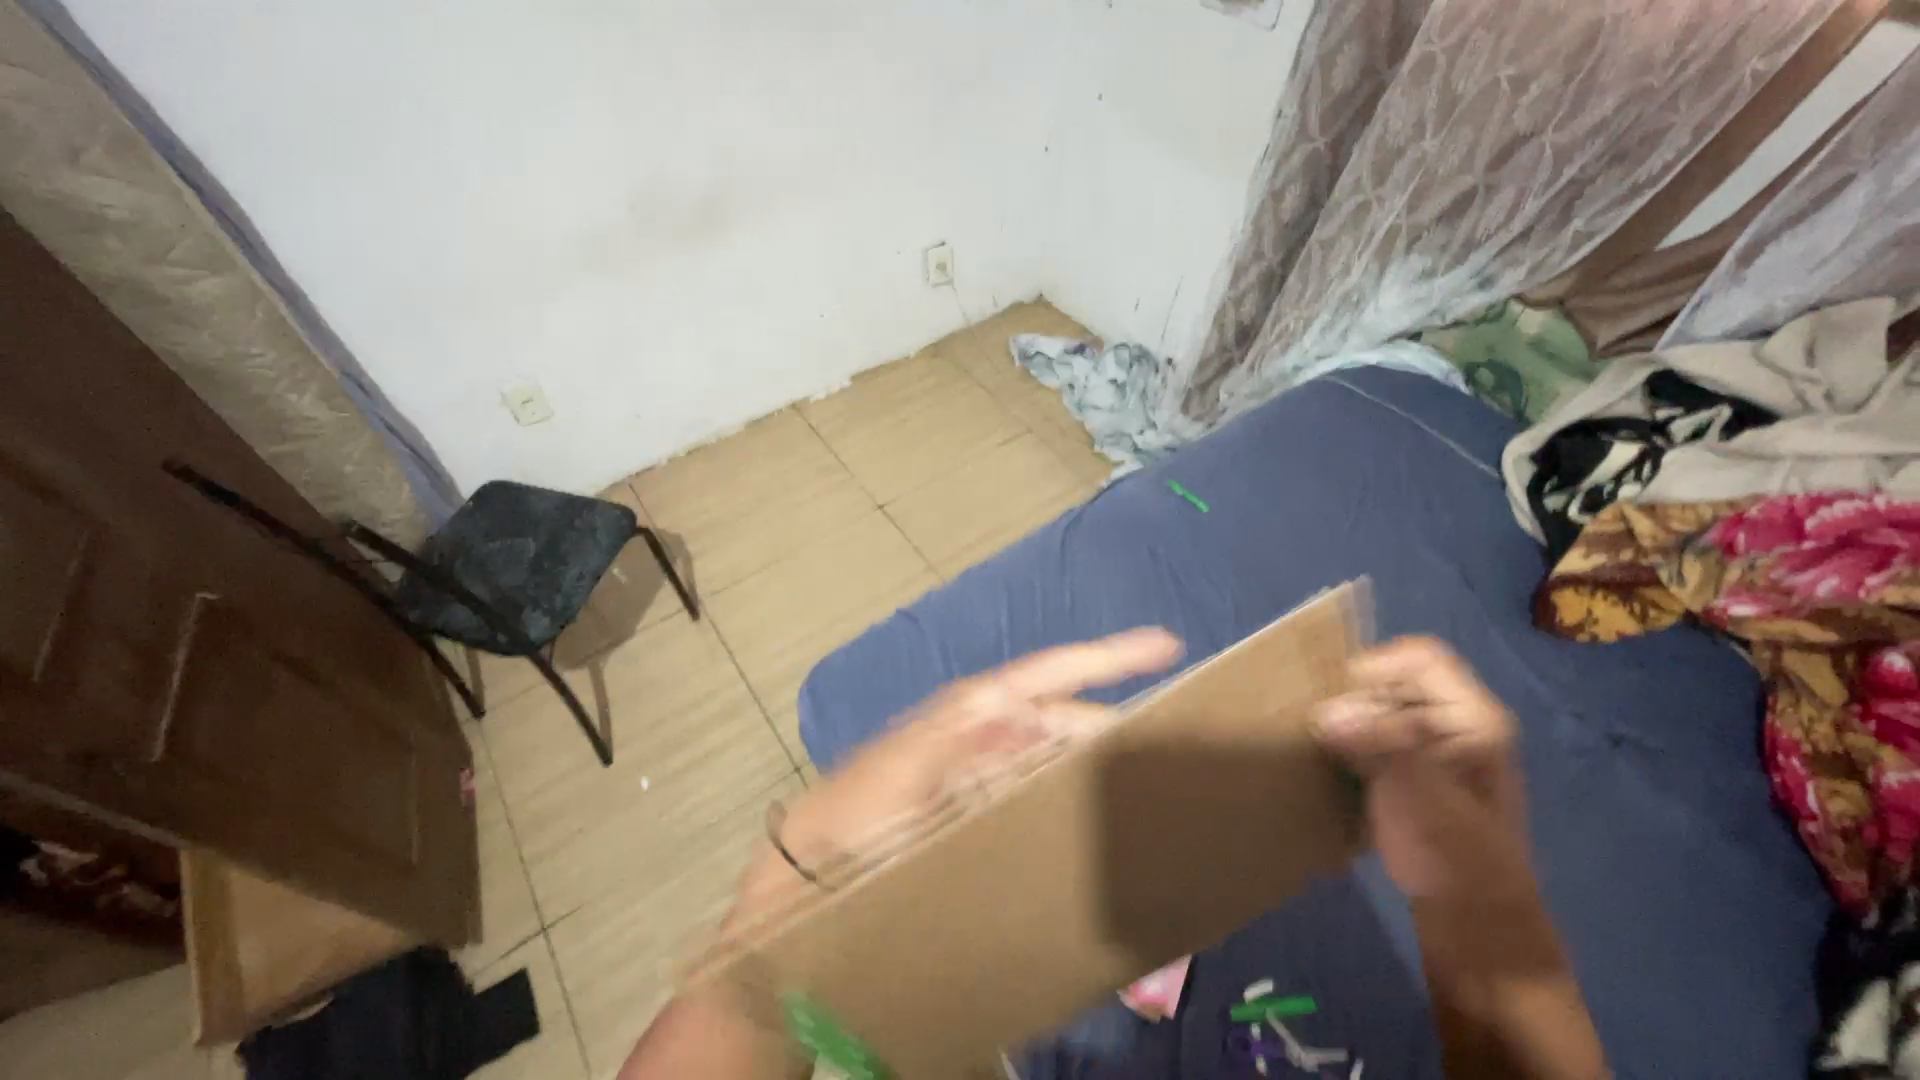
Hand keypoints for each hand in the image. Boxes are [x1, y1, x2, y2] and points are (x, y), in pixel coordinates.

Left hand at [746, 628, 1182, 902]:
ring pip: (1058, 753)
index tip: (1165, 645)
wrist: (821, 859)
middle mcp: (989, 728)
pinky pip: (1042, 788)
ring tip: (1151, 780)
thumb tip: (1031, 716)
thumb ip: (967, 742)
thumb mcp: (910, 771)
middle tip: (1175, 744)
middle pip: (1066, 717)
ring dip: (1098, 761)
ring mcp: (989, 765)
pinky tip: (1098, 814)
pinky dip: (1071, 792)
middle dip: (1115, 723)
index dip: (1108, 656)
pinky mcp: (985, 801)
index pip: (1052, 671)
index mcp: (976, 708)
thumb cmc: (864, 807)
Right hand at [1312, 637, 1536, 906]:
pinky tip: (1331, 765)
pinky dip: (1347, 741)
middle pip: (1395, 680)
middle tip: (1321, 727)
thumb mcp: (1427, 800)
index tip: (1337, 698)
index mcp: (1473, 718)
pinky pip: (1371, 734)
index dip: (1376, 667)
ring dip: (1346, 720)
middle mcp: (1455, 722)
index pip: (1422, 658)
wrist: (1472, 917)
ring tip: (1320, 744)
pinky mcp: (1409, 769)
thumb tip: (1328, 711)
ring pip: (1378, 706)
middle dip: (1354, 695)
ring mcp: (1432, 746)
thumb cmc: (1458, 856)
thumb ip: (1385, 747)